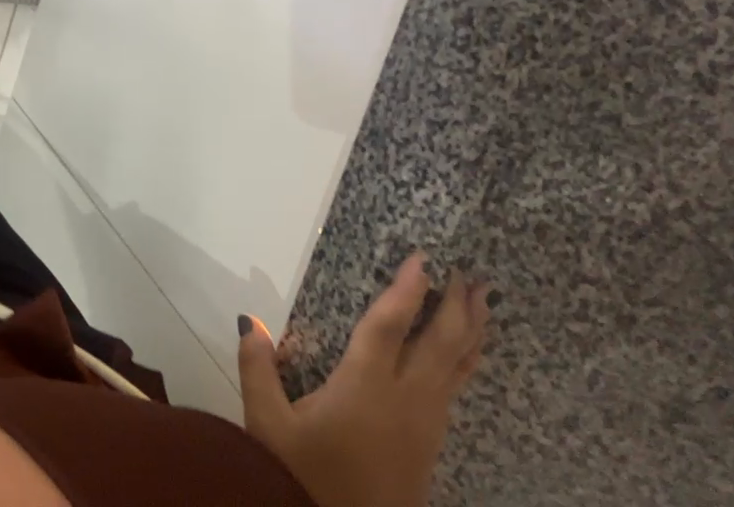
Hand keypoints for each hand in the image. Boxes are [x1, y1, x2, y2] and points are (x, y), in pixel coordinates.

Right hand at [238, 253, 490, 506]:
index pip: (389, 327)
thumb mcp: (266, 422)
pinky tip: (465, 354)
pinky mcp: (430, 440)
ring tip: (482, 302)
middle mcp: (406, 399)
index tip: (422, 259)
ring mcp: (426, 422)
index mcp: (365, 387)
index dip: (405, 291)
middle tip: (471, 273)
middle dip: (456, 306)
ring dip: (471, 330)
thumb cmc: (303, 474)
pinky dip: (466, 358)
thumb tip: (250, 320)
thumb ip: (257, 368)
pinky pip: (456, 386)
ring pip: (458, 366)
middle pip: (440, 344)